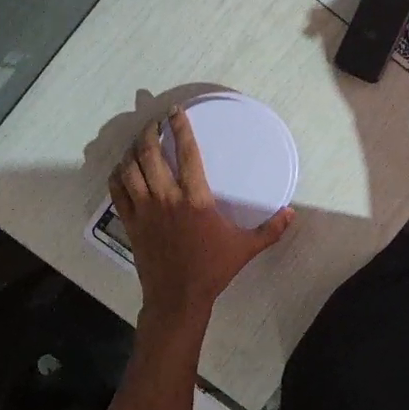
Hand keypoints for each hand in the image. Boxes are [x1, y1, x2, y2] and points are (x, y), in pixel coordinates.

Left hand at [108, 108, 294, 339]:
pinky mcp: (130, 222)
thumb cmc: (212, 269)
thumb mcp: (246, 248)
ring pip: (130, 169)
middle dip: (149, 132)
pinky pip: (116, 190)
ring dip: (132, 150)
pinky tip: (122, 168)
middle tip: (154, 123)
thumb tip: (292, 213)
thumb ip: (270, 229)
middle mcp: (166, 198)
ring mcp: (144, 210)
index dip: (181, 128)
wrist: (177, 297)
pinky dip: (117, 174)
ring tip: (139, 142)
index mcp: (195, 199)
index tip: (176, 111)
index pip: (187, 154)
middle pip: (150, 154)